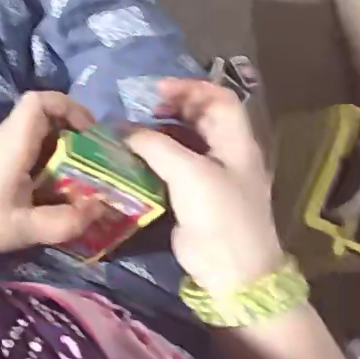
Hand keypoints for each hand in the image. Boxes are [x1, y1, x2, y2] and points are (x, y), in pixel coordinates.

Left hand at [0, 92, 105, 257]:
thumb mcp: (25, 229)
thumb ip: (66, 221)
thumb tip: (99, 209)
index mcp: (12, 141)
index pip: (40, 100)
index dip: (69, 107)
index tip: (89, 133)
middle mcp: (1, 136)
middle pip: (41, 116)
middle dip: (70, 133)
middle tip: (89, 161)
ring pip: (31, 133)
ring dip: (55, 149)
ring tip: (73, 178)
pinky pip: (18, 146)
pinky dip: (38, 159)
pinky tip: (44, 187)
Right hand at [123, 79, 284, 294]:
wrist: (231, 270)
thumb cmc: (218, 214)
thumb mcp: (188, 173)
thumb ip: (155, 146)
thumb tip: (123, 130)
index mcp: (237, 142)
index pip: (218, 99)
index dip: (189, 88)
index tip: (156, 91)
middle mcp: (226, 154)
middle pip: (202, 117)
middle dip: (173, 107)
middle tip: (142, 109)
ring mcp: (211, 176)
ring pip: (186, 140)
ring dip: (161, 131)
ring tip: (134, 132)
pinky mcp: (194, 196)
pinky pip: (174, 165)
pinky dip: (155, 156)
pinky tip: (135, 157)